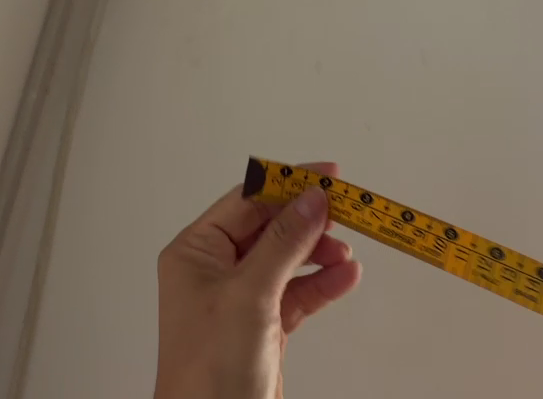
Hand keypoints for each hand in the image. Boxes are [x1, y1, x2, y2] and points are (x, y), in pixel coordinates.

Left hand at [153, 162, 363, 398]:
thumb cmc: (210, 369)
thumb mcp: (249, 295)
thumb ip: (284, 243)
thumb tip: (312, 197)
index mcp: (196, 251)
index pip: (246, 201)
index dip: (287, 183)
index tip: (326, 174)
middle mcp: (215, 270)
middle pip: (269, 227)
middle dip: (306, 219)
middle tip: (345, 208)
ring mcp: (240, 299)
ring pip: (286, 260)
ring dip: (318, 252)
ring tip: (346, 250)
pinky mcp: (262, 328)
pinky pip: (296, 293)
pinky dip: (321, 284)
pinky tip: (346, 276)